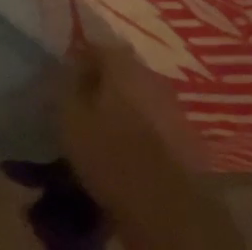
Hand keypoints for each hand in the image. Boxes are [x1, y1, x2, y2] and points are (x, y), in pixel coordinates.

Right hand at [58, 46, 241, 249]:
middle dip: (102, 76)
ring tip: (101, 116)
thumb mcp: (68, 114)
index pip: (100, 44)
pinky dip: (139, 121)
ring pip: (141, 93)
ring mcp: (176, 110)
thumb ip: (65, 82)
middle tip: (79, 91)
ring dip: (122, 100)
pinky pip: (155, 118)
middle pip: (125, 68)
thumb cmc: (108, 153)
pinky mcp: (188, 139)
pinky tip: (125, 138)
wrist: (167, 207)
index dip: (80, 51)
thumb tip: (65, 63)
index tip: (63, 66)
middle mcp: (155, 81)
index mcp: (125, 69)